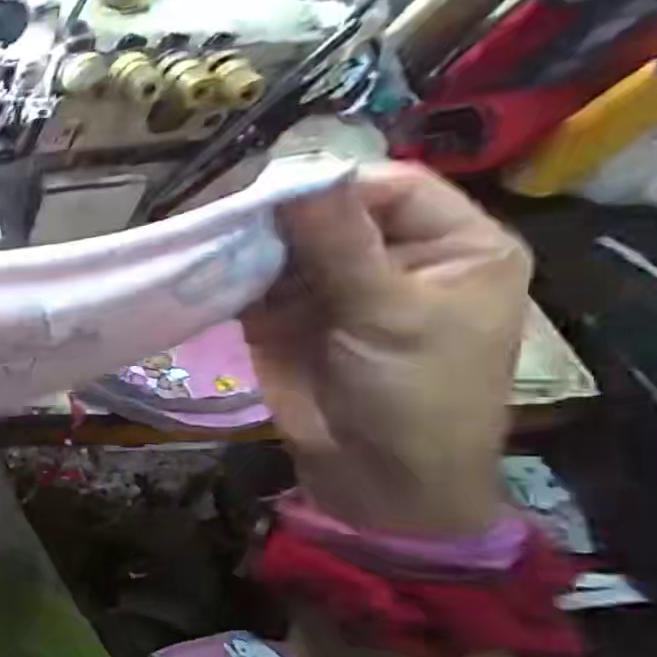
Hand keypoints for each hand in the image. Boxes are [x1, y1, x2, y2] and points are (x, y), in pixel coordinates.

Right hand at [244, 163, 528, 535]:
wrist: (377, 480)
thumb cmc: (416, 396)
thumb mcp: (390, 315)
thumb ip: (340, 245)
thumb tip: (299, 176)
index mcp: (450, 246)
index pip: (390, 188)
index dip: (335, 185)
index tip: (274, 190)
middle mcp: (388, 258)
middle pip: (328, 214)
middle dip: (280, 215)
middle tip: (227, 211)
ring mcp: (330, 289)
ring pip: (283, 248)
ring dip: (248, 245)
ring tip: (209, 238)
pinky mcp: (283, 318)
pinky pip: (254, 284)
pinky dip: (230, 277)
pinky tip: (206, 268)